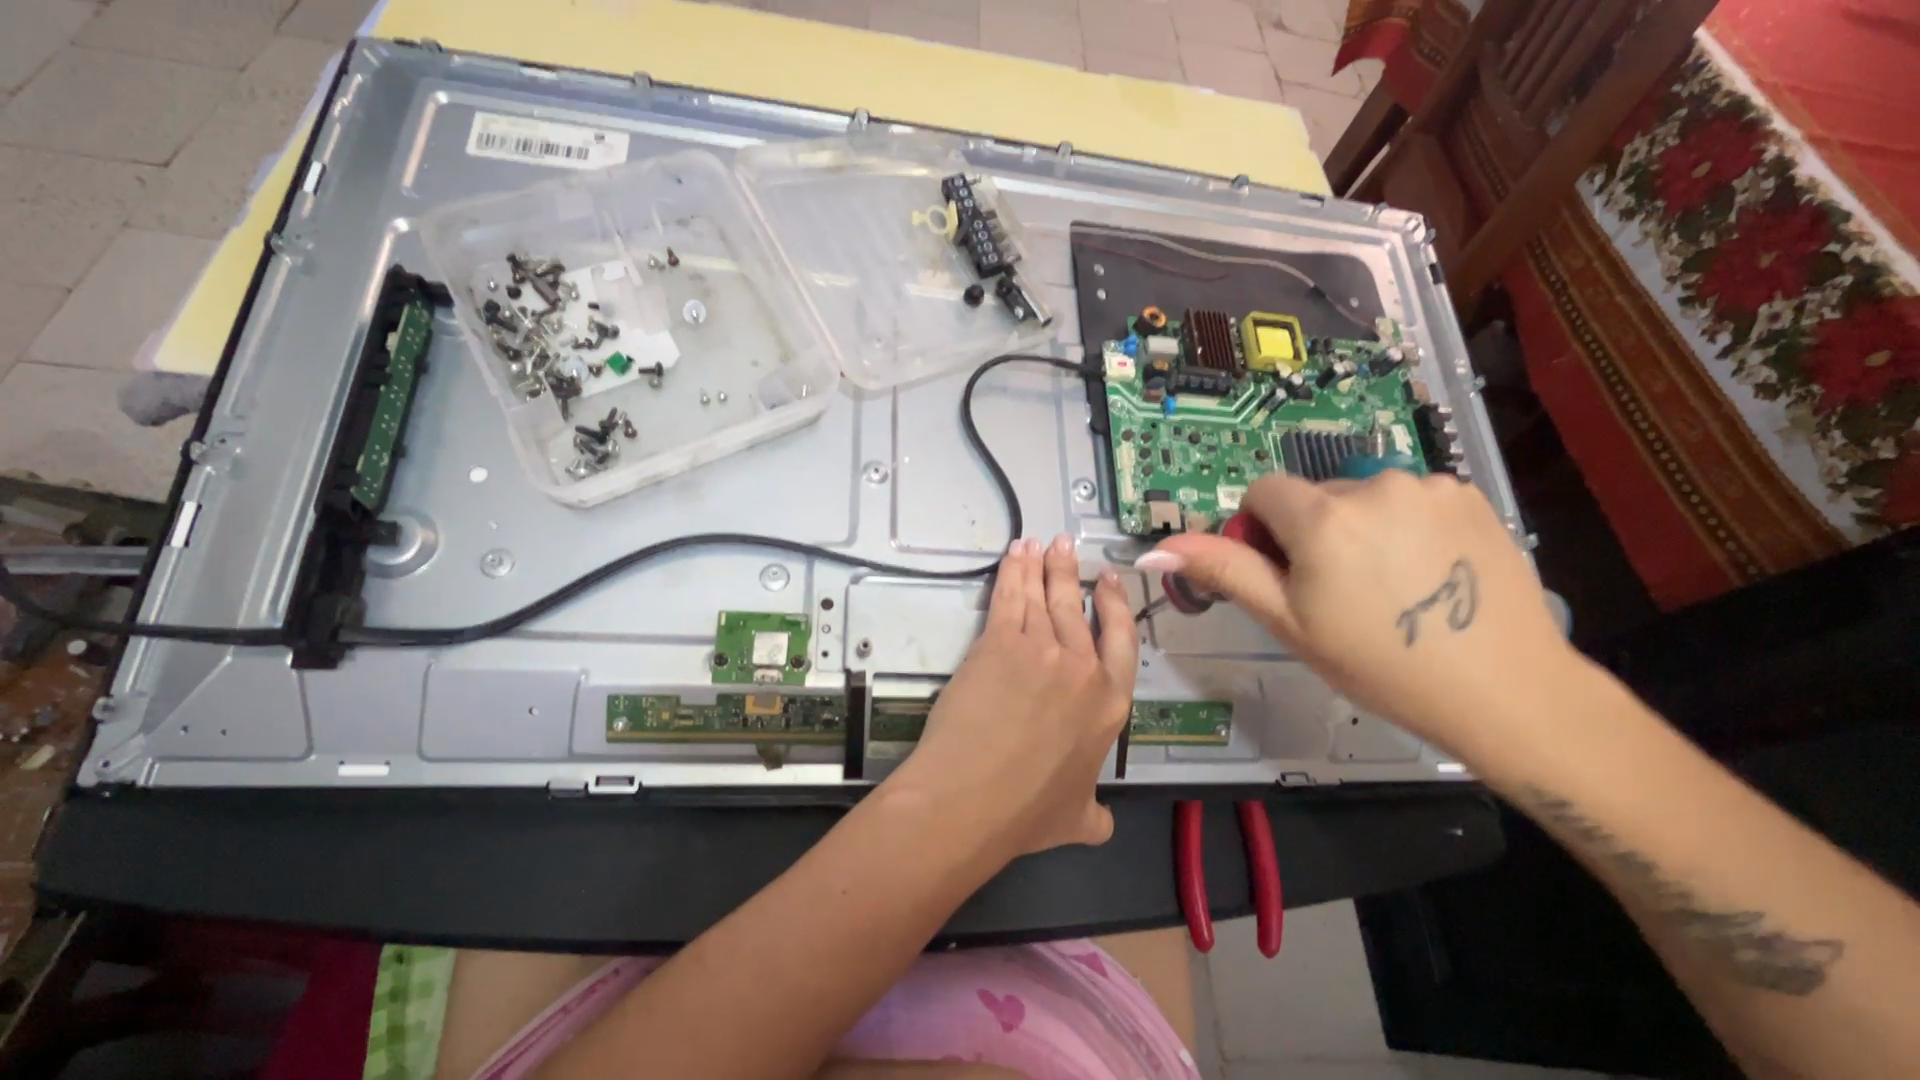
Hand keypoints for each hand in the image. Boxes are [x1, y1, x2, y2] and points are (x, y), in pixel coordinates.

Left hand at [887, 534, 1137, 857]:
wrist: (974, 797)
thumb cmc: (1029, 814)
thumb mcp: (1078, 820)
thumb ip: (1095, 816)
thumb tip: (1104, 825)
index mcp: (1110, 705)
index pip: (1121, 641)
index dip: (1115, 606)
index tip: (1108, 583)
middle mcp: (1082, 669)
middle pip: (1077, 608)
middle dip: (1071, 572)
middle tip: (1066, 545)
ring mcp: (1041, 650)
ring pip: (1043, 597)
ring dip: (1041, 565)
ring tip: (1039, 542)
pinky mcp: (999, 642)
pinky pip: (1009, 598)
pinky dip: (1012, 573)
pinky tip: (1013, 555)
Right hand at [1138, 472, 1571, 750]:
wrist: (1502, 688)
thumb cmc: (1379, 665)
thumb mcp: (1290, 623)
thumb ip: (1225, 572)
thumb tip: (1156, 550)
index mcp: (1322, 515)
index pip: (1263, 492)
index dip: (1263, 532)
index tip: (1287, 577)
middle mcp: (1374, 484)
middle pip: (1317, 495)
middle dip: (1315, 533)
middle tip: (1341, 593)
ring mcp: (1429, 487)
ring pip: (1367, 498)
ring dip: (1363, 528)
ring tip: (1391, 587)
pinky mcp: (1471, 496)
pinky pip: (1415, 500)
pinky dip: (1409, 528)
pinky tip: (1428, 575)